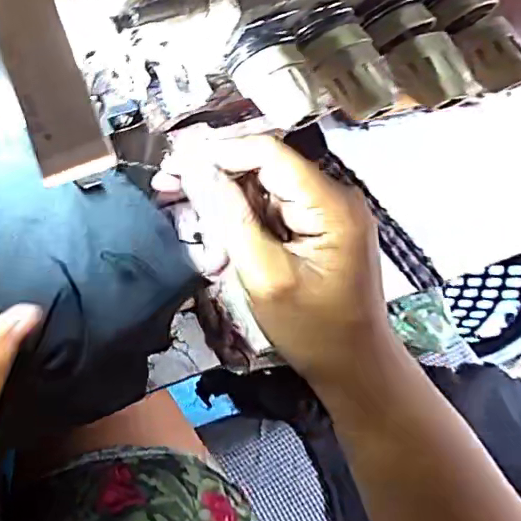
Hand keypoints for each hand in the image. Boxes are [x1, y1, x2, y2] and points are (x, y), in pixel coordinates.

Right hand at [158, 135, 385, 386]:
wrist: (354, 368)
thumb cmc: (314, 331)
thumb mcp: (265, 276)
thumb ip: (231, 218)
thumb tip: (198, 171)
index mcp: (331, 205)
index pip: (267, 153)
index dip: (217, 152)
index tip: (174, 163)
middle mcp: (331, 195)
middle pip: (261, 164)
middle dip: (211, 170)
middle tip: (165, 182)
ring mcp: (322, 208)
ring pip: (258, 182)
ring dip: (216, 188)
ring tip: (173, 195)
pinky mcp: (311, 223)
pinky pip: (265, 202)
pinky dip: (232, 207)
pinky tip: (201, 213)